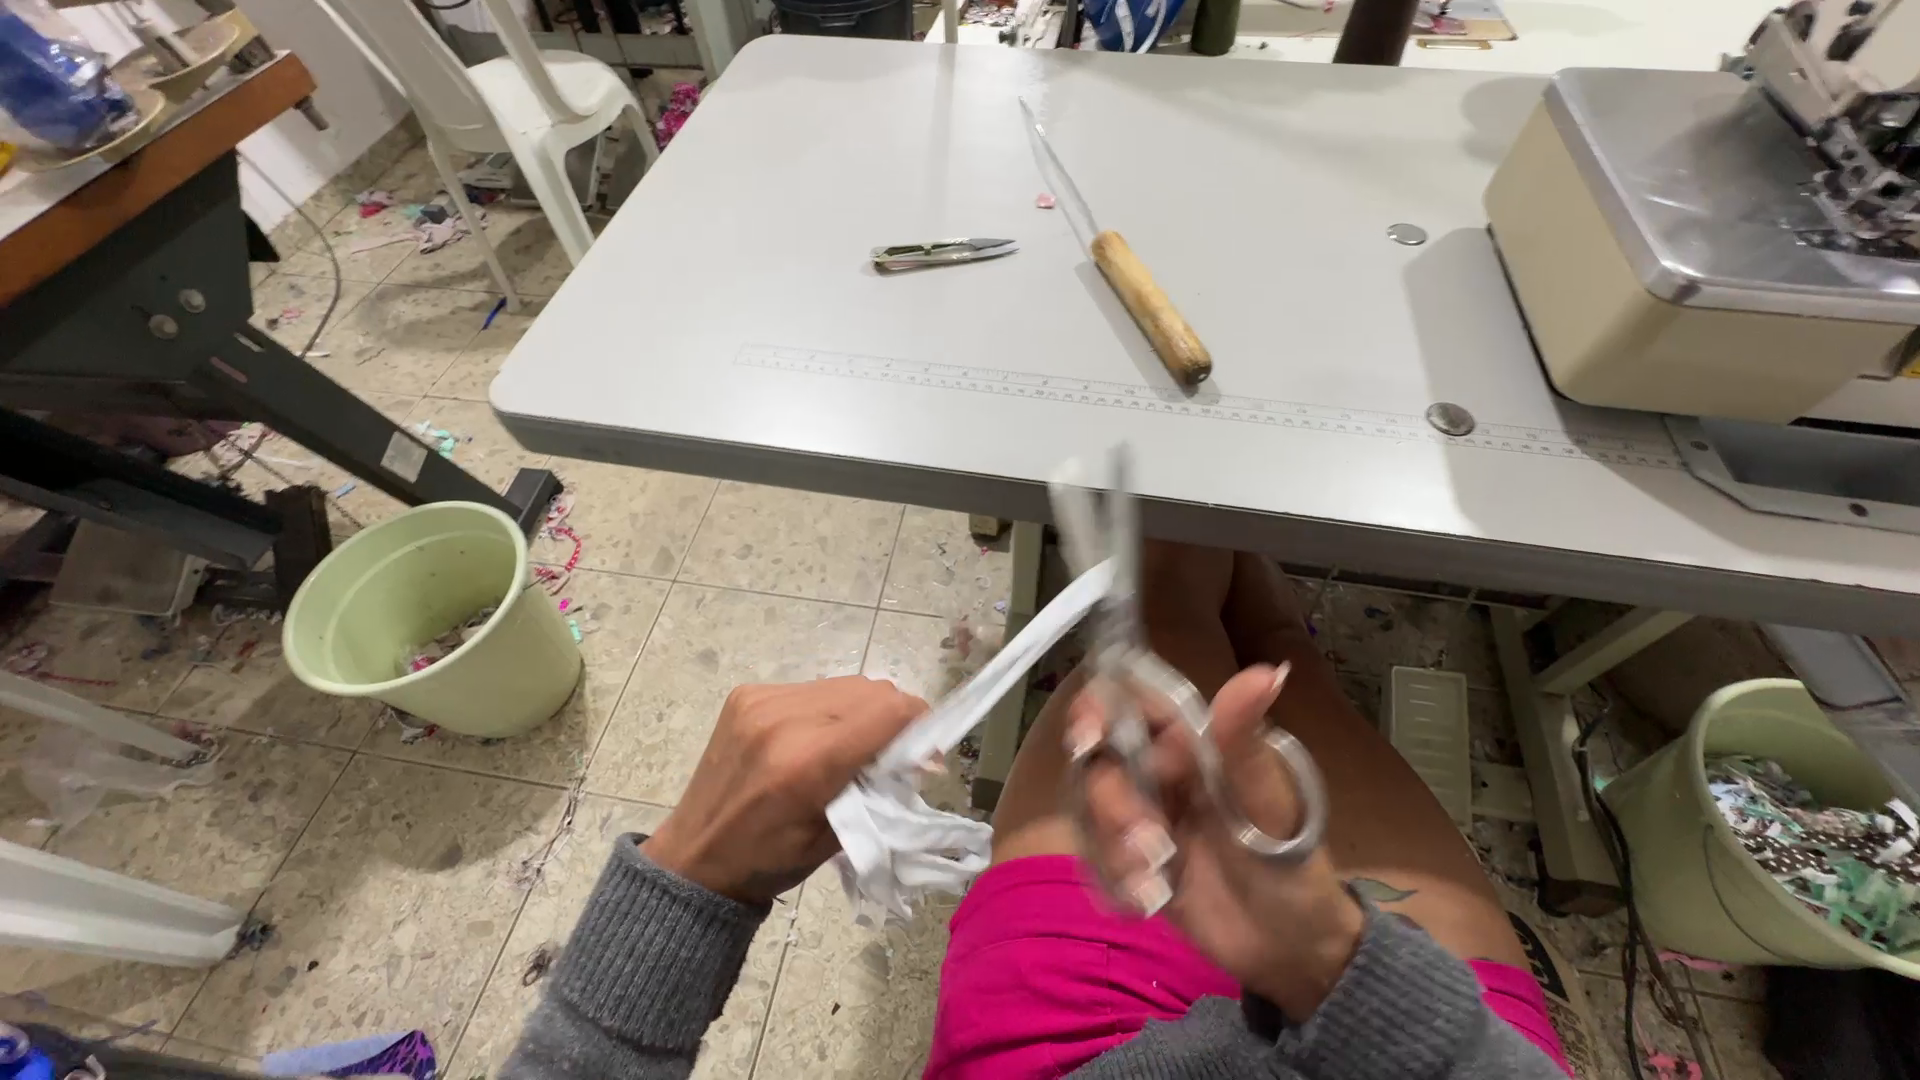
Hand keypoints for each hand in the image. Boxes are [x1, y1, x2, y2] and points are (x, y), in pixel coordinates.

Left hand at [641, 677, 927, 905]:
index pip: (888, 712)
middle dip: (894, 717)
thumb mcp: (835, 837)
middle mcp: (785, 719)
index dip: (920, 721)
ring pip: (845, 684)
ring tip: (855, 745)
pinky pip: (812, 687)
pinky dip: (829, 708)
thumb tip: (921, 756)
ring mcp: (762, 701)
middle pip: (871, 691)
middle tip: (895, 753)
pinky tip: (818, 737)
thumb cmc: (768, 861)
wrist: (693, 860)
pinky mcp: (748, 694)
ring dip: (862, 710)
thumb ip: (880, 789)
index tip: (929, 747)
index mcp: (808, 762)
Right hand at [1070, 665, 1365, 1020]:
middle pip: (1099, 760)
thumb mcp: (1268, 800)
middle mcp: (1156, 769)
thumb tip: (1270, 670)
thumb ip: (1244, 739)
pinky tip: (1149, 900)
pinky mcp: (1127, 857)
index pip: (1128, 700)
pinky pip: (1095, 855)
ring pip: (1091, 808)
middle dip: (1113, 801)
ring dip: (1115, 843)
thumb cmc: (1288, 858)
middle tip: (1150, 840)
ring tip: (1158, 877)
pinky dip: (1115, 877)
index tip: (1088, 737)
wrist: (1289, 946)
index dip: (1097, 707)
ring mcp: (1138, 814)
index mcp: (1188, 741)